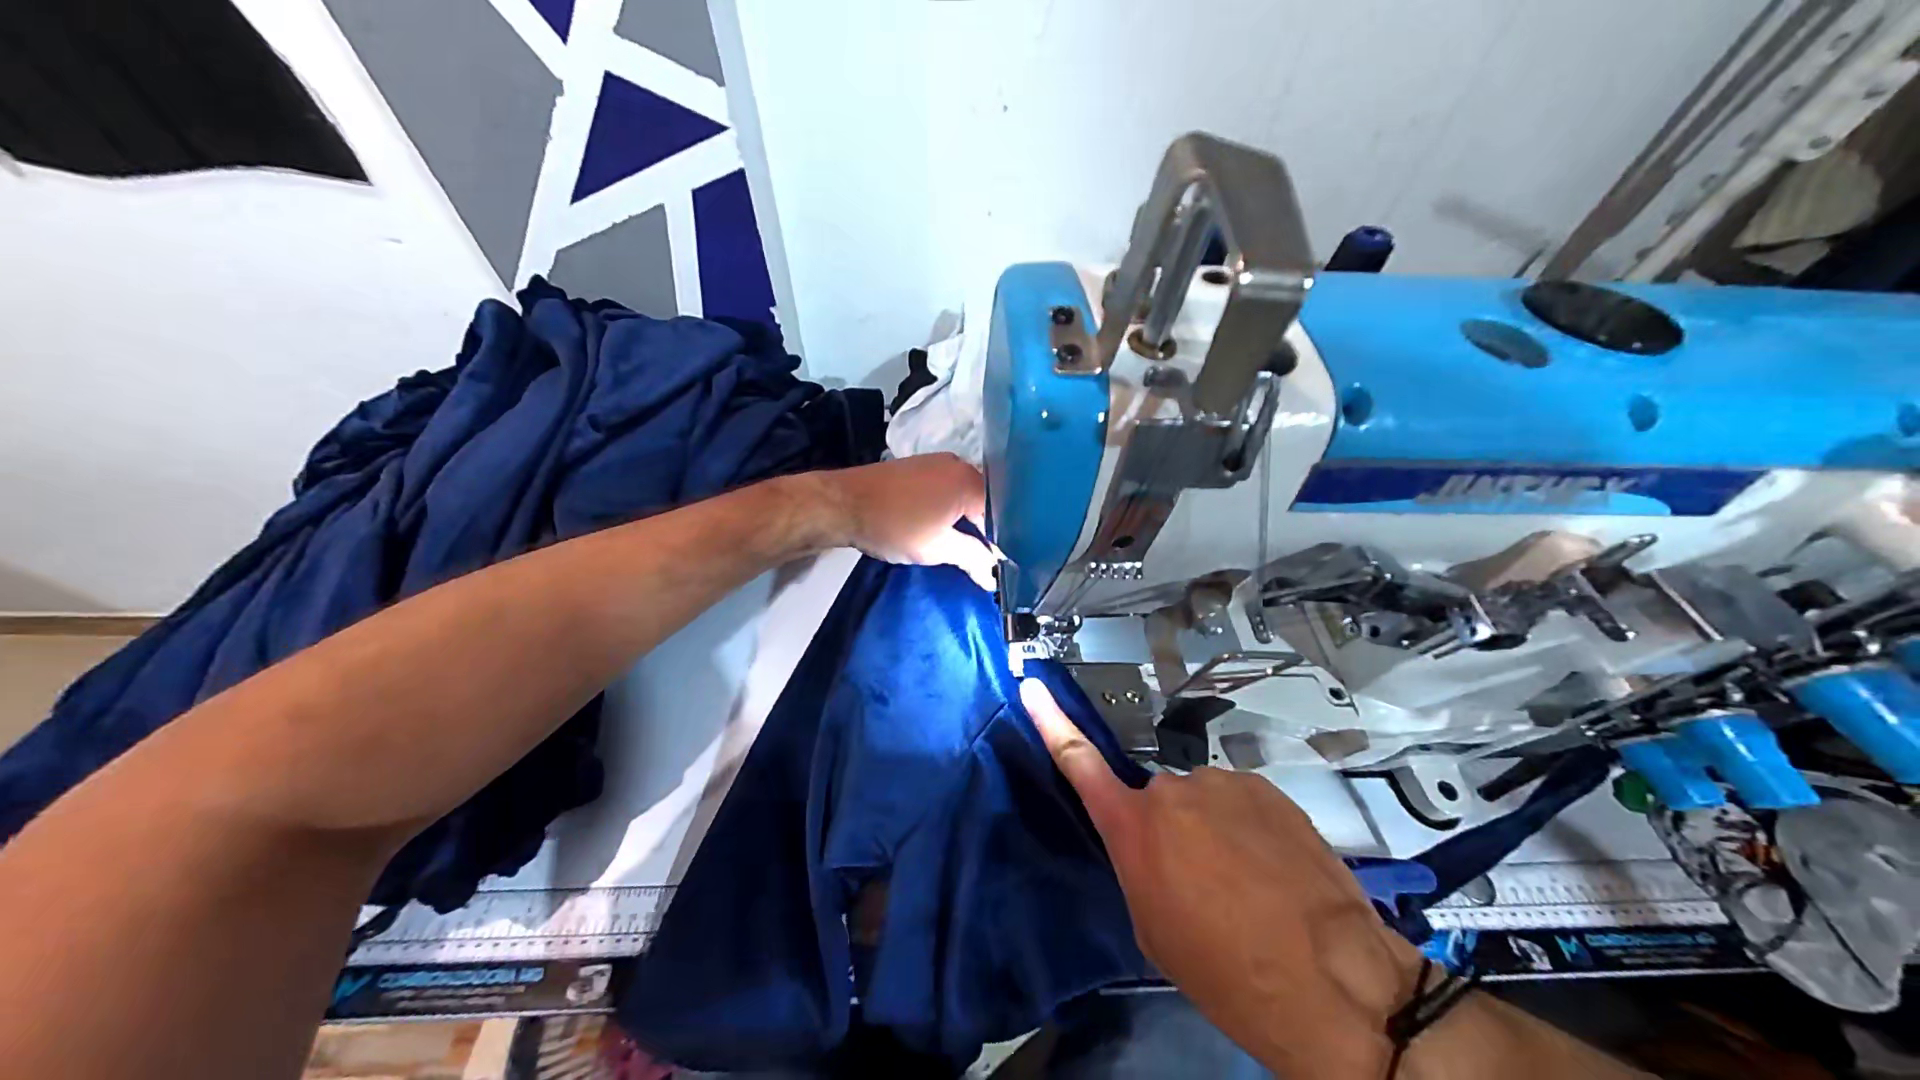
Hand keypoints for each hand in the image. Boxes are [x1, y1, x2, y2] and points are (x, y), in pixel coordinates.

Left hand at [811, 453, 997, 590]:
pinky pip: (949, 488)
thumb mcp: (937, 548)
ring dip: (967, 519)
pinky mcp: (921, 465)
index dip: (1001, 544)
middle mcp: (960, 464)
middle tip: (982, 560)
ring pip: (966, 495)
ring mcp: (939, 462)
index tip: (998, 566)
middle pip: (986, 502)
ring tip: (963, 546)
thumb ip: (972, 559)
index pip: (1002, 516)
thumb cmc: (893, 526)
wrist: (841, 503)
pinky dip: (951, 507)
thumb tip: (993, 576)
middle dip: (986, 530)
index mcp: (970, 482)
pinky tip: (943, 526)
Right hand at [1020, 679, 1423, 1078]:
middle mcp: (1171, 791)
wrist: (1329, 980)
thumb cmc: (1224, 970)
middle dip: (1169, 831)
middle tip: (1200, 883)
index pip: (1078, 761)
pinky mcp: (1268, 788)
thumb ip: (1139, 867)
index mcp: (1133, 827)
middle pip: (1157, 801)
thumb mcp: (1154, 928)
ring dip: (1214, 830)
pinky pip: (1240, 803)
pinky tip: (1273, 869)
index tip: (1033, 687)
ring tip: (1247, 884)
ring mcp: (1223, 783)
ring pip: (1203, 802)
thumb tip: (1154, 844)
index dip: (1051, 721)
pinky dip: (1248, 828)